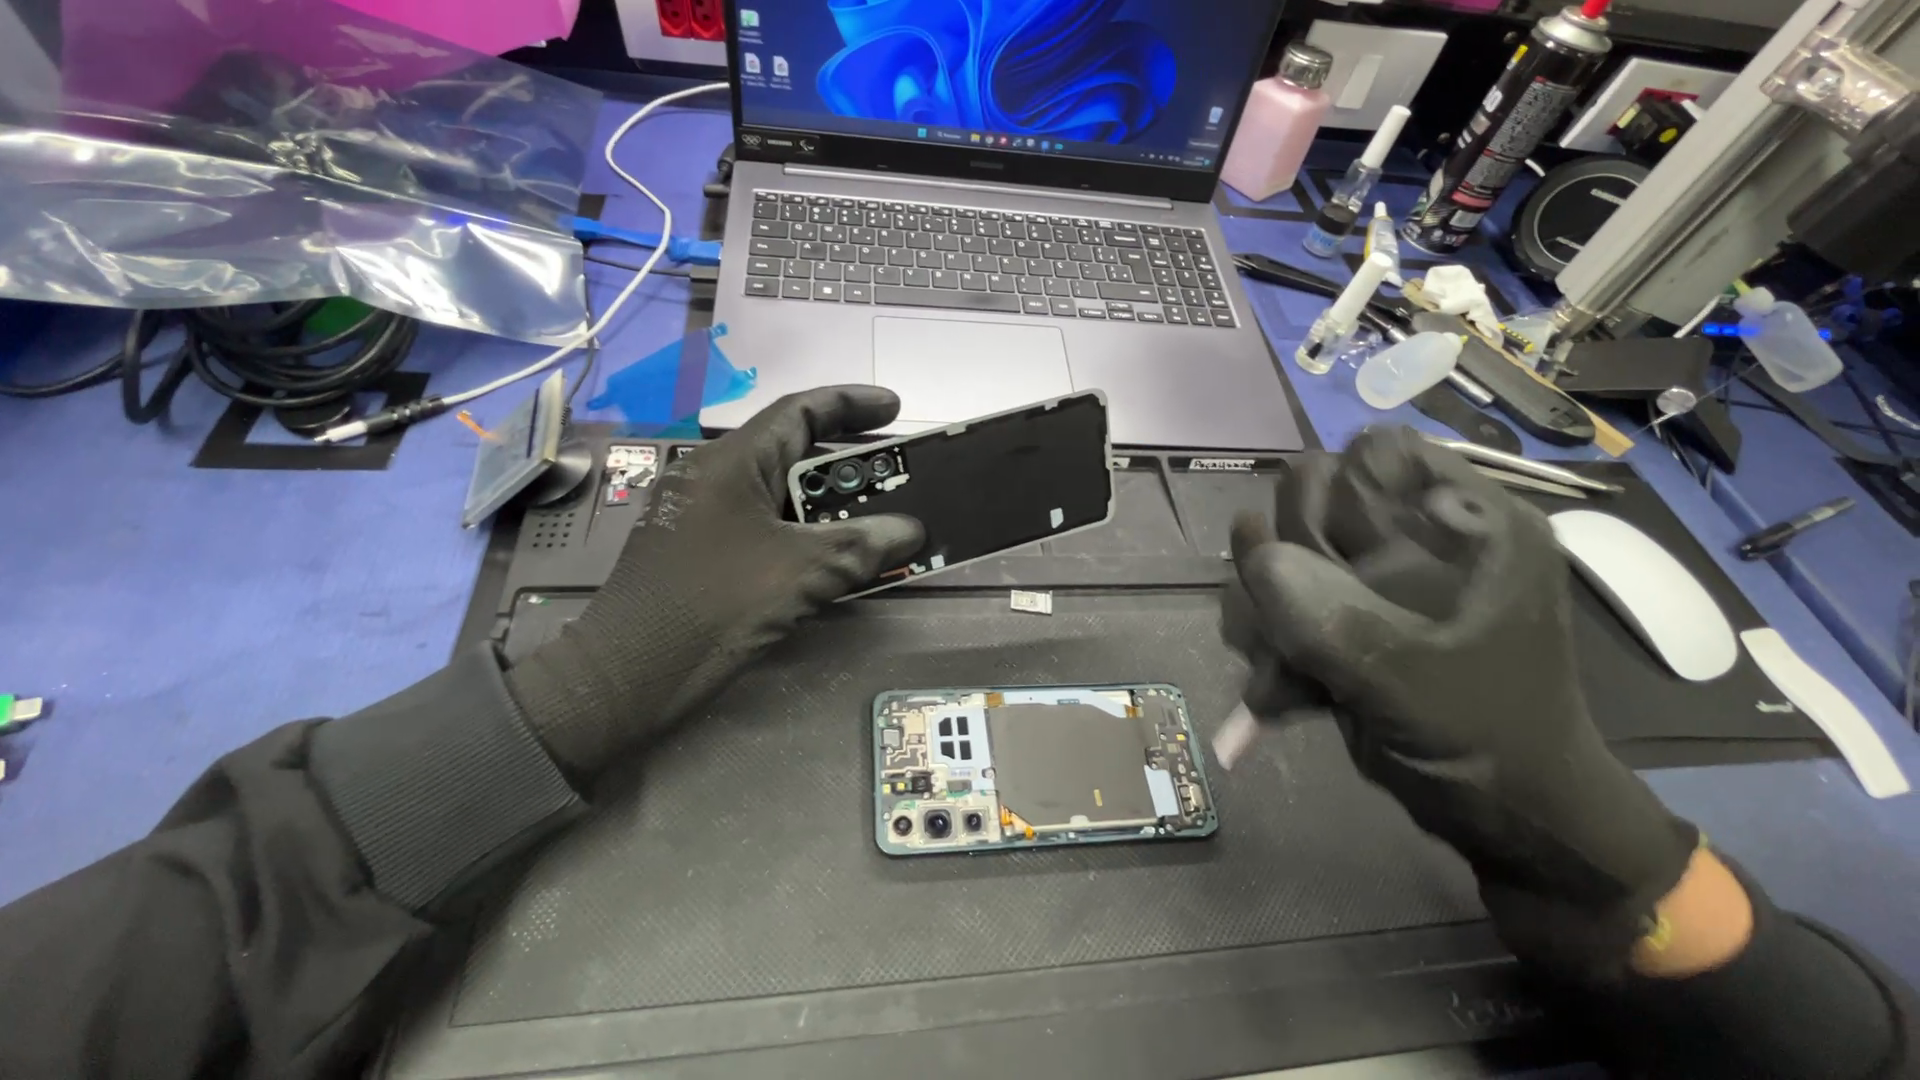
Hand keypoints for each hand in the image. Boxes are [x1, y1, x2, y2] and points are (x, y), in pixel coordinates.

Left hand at [504, 386, 923, 783]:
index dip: (850, 403)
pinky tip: (835, 557)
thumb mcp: (798, 573)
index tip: (895, 407)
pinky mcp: (703, 554)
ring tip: (876, 514)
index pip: (798, 412)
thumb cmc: (713, 605)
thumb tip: (912, 531)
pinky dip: (805, 535)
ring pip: (779, 496)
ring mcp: (705, 518)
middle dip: (846, 459)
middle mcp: (715, 479)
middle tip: (895, 471)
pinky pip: (766, 529)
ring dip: (828, 504)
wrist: (628, 674)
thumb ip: (860, 546)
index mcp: (731, 463)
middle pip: (791, 451)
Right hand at [1223, 427, 1696, 979]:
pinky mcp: (1359, 626)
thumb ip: (1324, 612)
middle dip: (1287, 565)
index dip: (1330, 497)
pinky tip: (1274, 697)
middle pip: (1318, 507)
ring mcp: (1386, 588)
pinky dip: (1275, 650)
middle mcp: (1425, 542)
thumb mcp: (1407, 676)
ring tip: (1281, 675)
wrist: (1511, 822)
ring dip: (1271, 617)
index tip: (1317, 561)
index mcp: (1470, 525)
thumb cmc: (1488, 741)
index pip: (1374, 457)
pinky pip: (1292, 610)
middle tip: (1291, 625)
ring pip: (1293, 561)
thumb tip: (1251, 546)